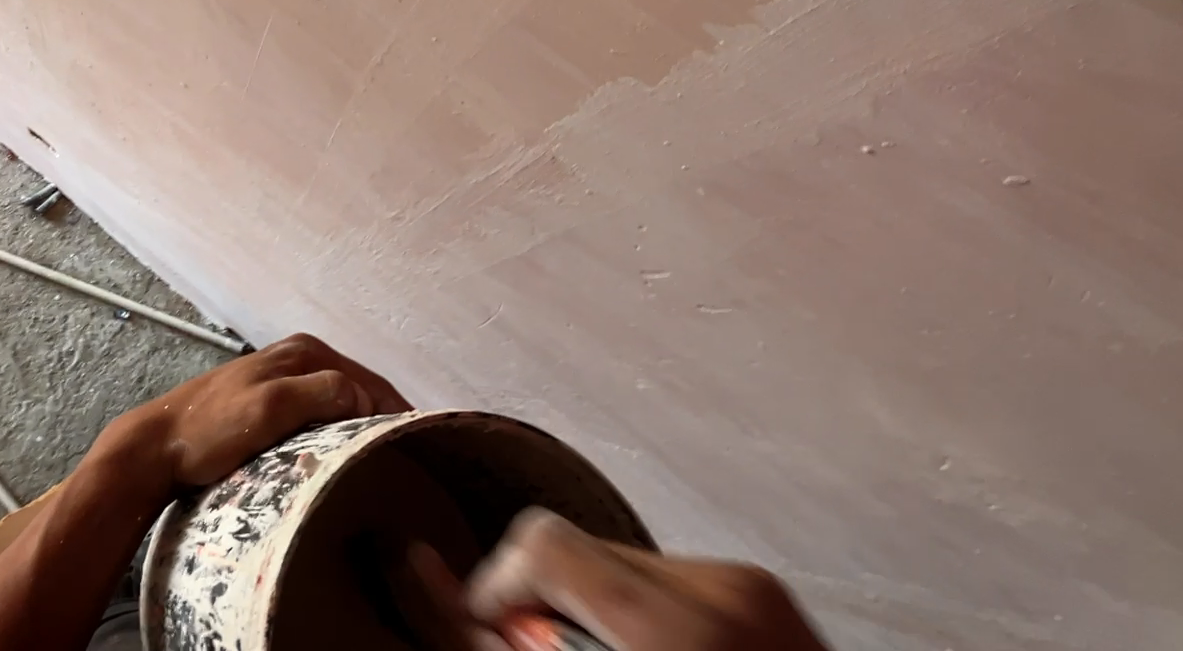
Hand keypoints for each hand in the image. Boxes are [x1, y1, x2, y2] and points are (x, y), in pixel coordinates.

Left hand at [109, 333, 410, 488]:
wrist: (158, 445)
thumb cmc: (212, 429)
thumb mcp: (270, 408)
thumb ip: (319, 393)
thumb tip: (364, 398)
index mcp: (304, 351)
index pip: (369, 380)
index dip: (395, 412)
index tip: (420, 449)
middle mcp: (298, 355)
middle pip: (358, 387)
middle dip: (382, 417)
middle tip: (407, 459)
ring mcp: (283, 375)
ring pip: (339, 400)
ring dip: (361, 424)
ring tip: (381, 460)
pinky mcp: (271, 398)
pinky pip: (319, 411)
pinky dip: (338, 428)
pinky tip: (343, 453)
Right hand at [415, 508, 827, 650]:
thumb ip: (500, 637)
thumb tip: (424, 568)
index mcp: (681, 632)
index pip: (542, 542)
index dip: (497, 585)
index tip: (489, 622)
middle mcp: (722, 588)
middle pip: (565, 541)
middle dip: (539, 594)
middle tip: (545, 647)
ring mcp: (746, 582)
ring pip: (604, 552)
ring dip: (586, 600)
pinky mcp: (758, 583)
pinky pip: (652, 568)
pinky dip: (631, 605)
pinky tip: (649, 648)